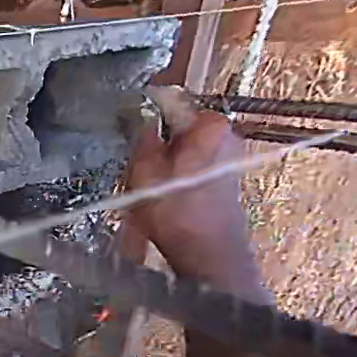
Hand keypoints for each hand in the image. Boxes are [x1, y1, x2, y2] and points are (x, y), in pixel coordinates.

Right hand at [123, 86, 260, 290]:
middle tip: (136, 169)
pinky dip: (177, 176)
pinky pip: (193, 166)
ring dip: (164, 163)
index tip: (127, 128)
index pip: (171, 102)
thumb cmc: (176, 213)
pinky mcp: (226, 178)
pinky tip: (164, 198)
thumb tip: (142, 119)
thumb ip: (143, 139)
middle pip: (179, 128)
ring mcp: (230, 157)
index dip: (144, 114)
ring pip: (184, 149)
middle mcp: (227, 134)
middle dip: (156, 144)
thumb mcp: (145, 172)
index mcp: (210, 124)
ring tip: (147, 187)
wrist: (208, 254)